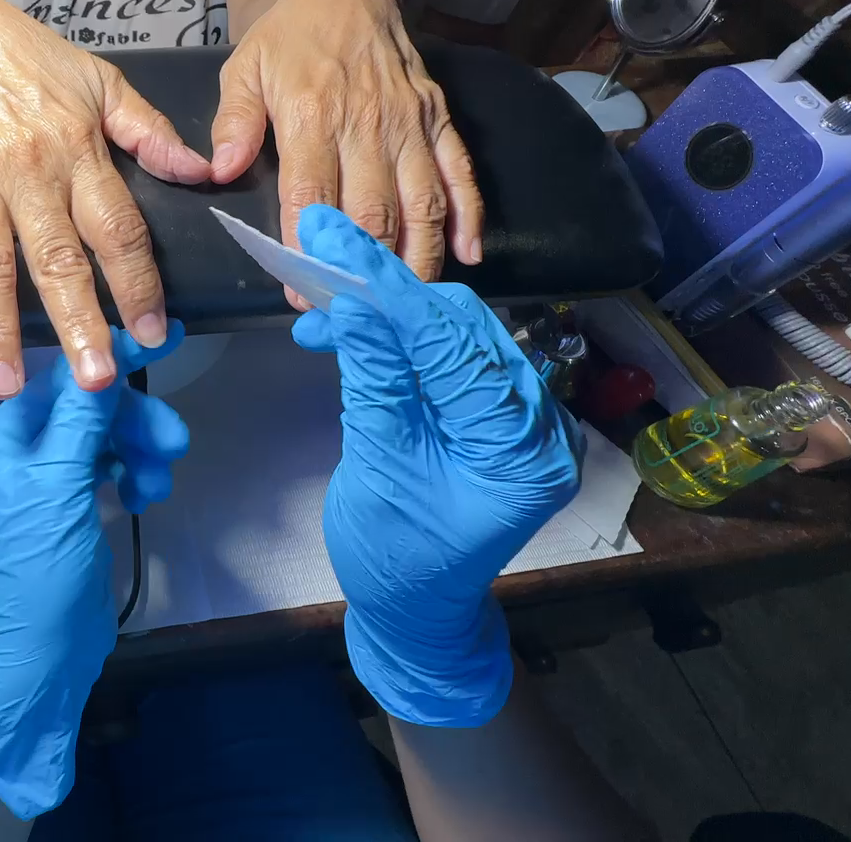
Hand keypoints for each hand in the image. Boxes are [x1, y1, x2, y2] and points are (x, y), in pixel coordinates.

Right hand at [0, 0, 210, 398]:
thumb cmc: (28, 57)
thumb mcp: (101, 81)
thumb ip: (149, 132)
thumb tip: (202, 171)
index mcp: (78, 153)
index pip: (116, 229)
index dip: (136, 283)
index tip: (149, 332)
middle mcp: (28, 174)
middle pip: (56, 259)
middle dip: (77, 322)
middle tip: (93, 379)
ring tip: (6, 384)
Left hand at [0, 324, 190, 818]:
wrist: (46, 650)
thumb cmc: (44, 563)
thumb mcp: (63, 483)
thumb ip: (85, 416)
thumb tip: (105, 348)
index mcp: (12, 431)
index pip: (67, 375)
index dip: (113, 357)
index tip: (163, 337)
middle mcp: (31, 445)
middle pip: (95, 406)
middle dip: (135, 421)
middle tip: (175, 443)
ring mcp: (57, 472)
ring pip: (110, 435)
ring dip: (140, 452)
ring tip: (157, 484)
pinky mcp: (80, 497)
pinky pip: (114, 464)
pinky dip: (134, 473)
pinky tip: (143, 496)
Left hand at [211, 0, 483, 288]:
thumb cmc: (285, 41)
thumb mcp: (243, 72)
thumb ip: (234, 123)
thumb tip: (220, 170)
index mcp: (314, 118)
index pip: (313, 198)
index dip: (310, 250)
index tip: (303, 294)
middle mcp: (367, 125)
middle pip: (373, 211)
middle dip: (363, 269)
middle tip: (356, 315)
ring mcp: (409, 123)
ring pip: (421, 201)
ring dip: (417, 257)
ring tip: (407, 303)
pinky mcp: (437, 118)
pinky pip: (459, 170)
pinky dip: (468, 215)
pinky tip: (468, 256)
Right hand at [290, 206, 580, 726]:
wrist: (414, 609)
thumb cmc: (395, 556)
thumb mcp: (378, 467)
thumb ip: (373, 380)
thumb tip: (356, 304)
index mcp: (518, 447)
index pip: (451, 344)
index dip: (388, 287)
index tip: (335, 240)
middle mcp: (531, 419)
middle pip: (459, 324)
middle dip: (385, 288)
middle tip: (320, 257)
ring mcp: (510, 414)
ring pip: (447, 331)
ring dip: (382, 313)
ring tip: (319, 312)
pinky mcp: (481, 411)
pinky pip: (436, 356)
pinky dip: (389, 339)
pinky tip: (343, 335)